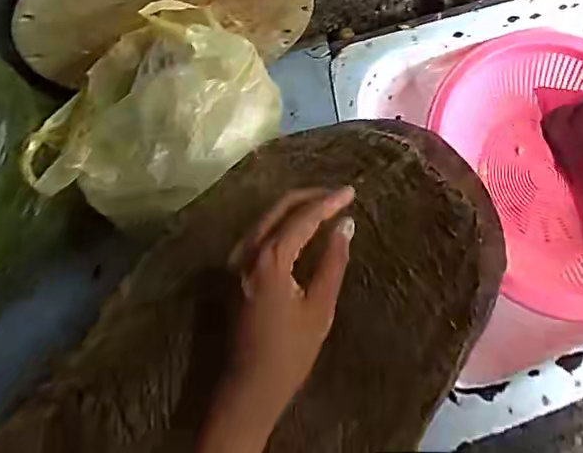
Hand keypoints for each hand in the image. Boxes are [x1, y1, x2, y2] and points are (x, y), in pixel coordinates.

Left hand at [197, 186, 355, 452]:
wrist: (246, 391)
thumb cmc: (288, 355)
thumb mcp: (319, 309)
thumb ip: (333, 261)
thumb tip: (345, 225)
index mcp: (269, 258)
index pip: (303, 216)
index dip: (329, 202)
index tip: (351, 192)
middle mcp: (247, 250)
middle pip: (281, 206)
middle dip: (311, 196)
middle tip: (339, 195)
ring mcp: (235, 258)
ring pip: (267, 216)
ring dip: (295, 207)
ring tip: (324, 206)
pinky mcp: (232, 268)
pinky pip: (259, 230)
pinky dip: (281, 221)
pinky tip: (298, 226)